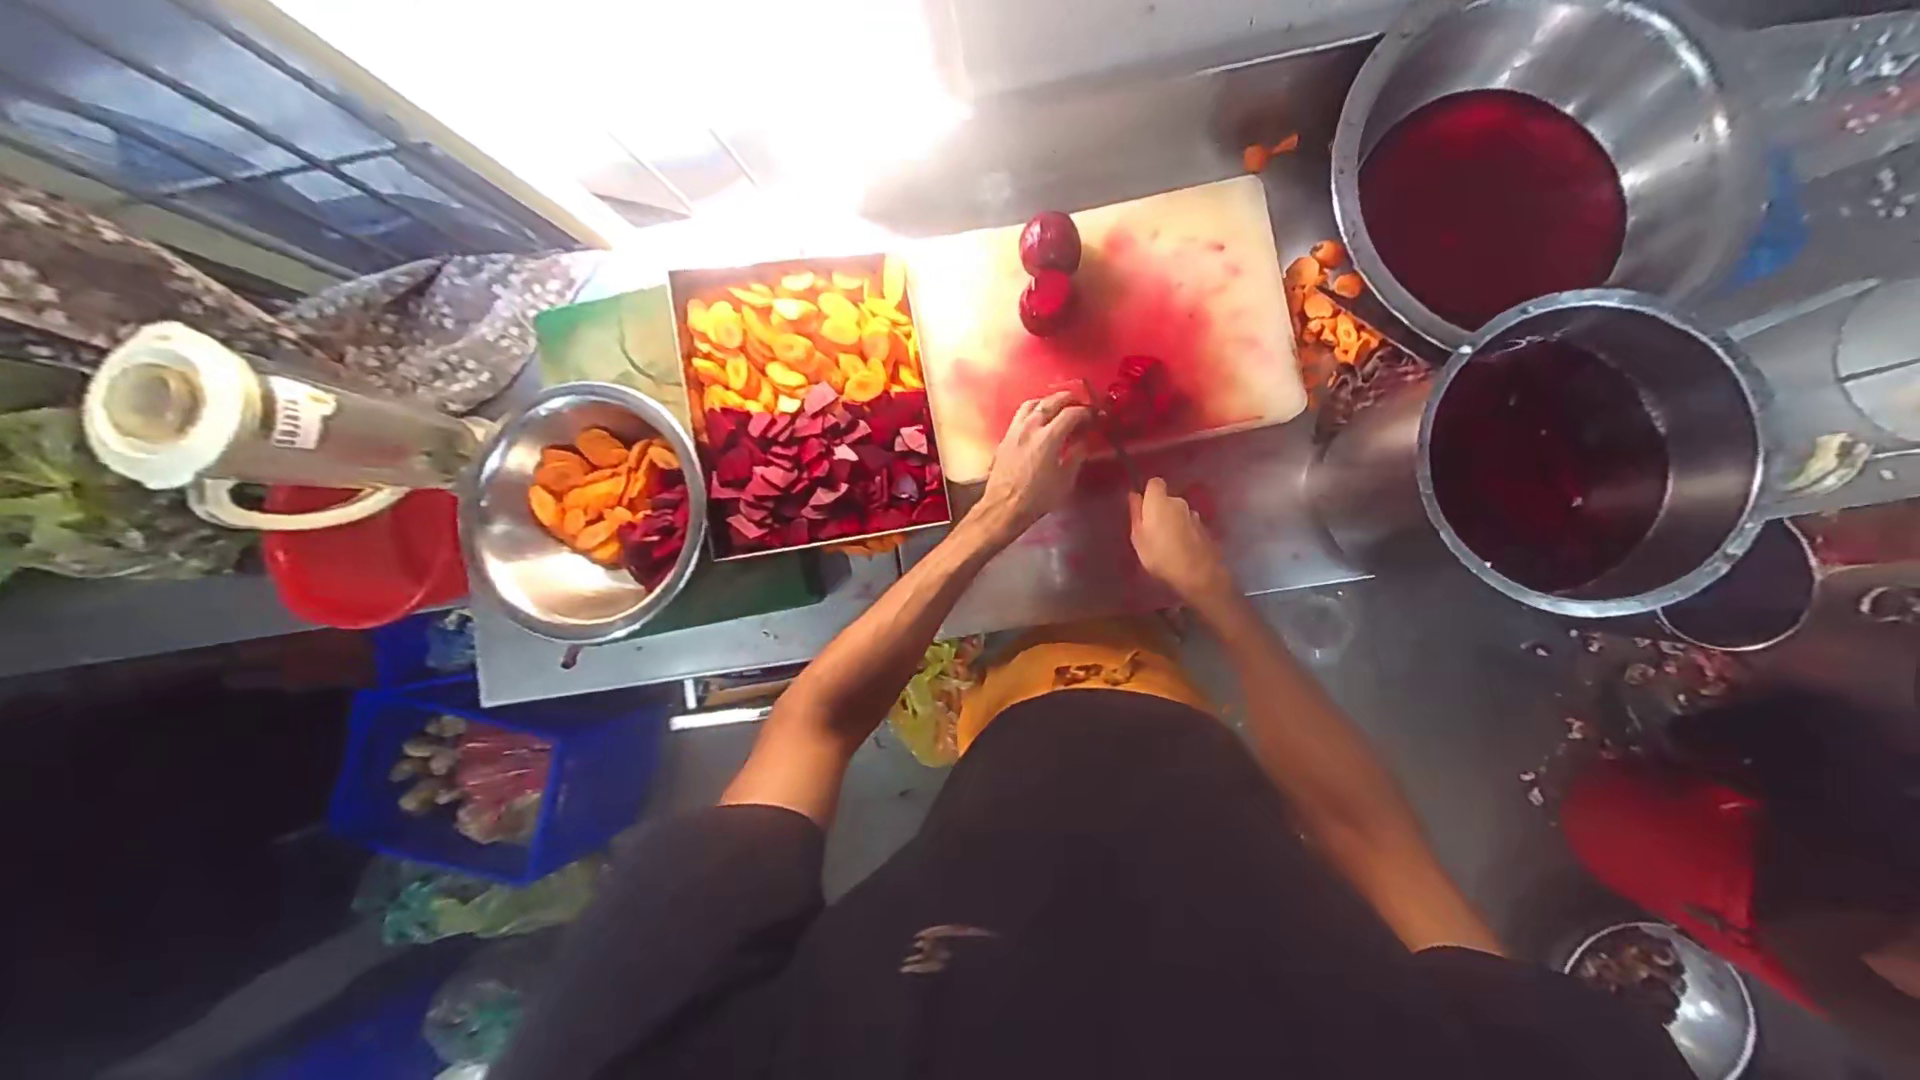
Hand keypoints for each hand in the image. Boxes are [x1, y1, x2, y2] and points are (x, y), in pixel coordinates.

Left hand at [972, 391, 1090, 542]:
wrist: (1004, 507)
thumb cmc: (1038, 497)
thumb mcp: (1065, 479)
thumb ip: (1077, 455)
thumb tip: (1084, 441)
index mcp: (1048, 437)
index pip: (1071, 413)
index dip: (1086, 412)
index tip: (1095, 415)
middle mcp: (1030, 427)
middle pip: (1050, 402)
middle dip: (1068, 399)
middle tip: (1079, 403)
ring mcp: (1014, 431)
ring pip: (1031, 404)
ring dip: (1047, 401)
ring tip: (1057, 406)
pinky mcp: (1005, 438)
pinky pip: (1020, 415)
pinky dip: (1033, 410)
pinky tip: (1038, 420)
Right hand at [1129, 476, 1234, 606]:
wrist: (1198, 573)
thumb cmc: (1159, 555)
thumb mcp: (1138, 537)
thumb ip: (1136, 513)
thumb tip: (1134, 495)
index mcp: (1160, 501)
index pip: (1155, 483)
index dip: (1149, 494)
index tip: (1143, 509)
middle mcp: (1179, 503)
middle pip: (1167, 500)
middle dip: (1160, 510)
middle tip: (1152, 532)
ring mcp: (1195, 516)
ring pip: (1179, 513)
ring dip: (1173, 523)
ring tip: (1168, 544)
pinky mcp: (1205, 529)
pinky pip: (1189, 526)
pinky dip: (1185, 533)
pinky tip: (1181, 550)